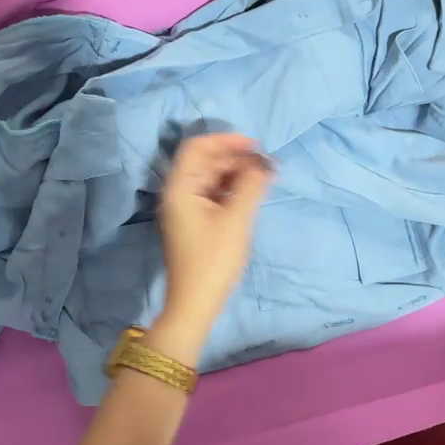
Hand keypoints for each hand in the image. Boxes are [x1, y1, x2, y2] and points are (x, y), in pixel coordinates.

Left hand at [157, 132, 272, 331]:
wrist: (196, 303)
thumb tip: (263, 163)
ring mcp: (186, 208)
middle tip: (266, 163)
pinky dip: (232, 188)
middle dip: (236, 157)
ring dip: (236, 172)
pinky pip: (213, 194)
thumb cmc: (214, 260)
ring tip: (265, 176)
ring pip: (211, 178)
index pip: (198, 147)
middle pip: (206, 161)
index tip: (255, 146)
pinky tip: (253, 192)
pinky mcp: (195, 222)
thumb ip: (251, 185)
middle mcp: (178, 193)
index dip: (227, 140)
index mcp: (180, 187)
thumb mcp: (237, 219)